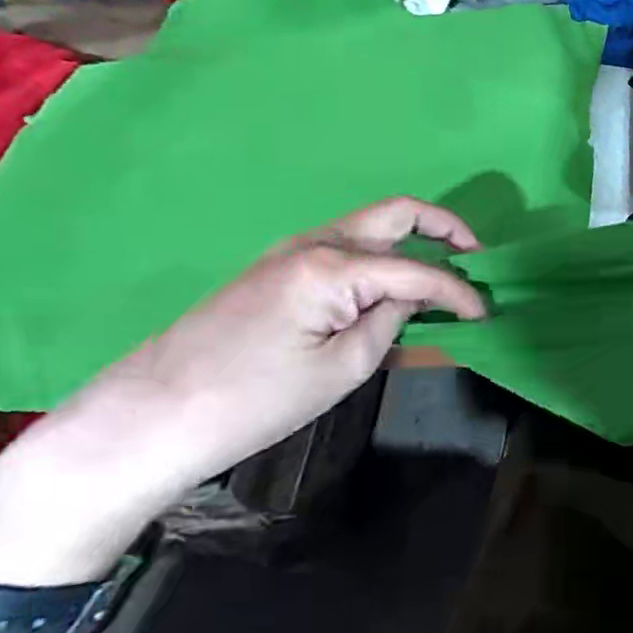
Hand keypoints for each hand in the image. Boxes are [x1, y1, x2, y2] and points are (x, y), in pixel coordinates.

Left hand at [0, 198, 485, 585]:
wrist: (146, 419)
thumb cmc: (254, 400)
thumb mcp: (344, 368)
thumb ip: (391, 322)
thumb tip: (414, 300)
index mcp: (333, 266)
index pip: (419, 272)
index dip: (460, 292)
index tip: (486, 315)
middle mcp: (314, 243)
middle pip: (397, 213)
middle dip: (446, 227)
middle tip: (477, 254)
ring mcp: (289, 252)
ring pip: (371, 227)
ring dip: (414, 241)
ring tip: (443, 274)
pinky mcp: (276, 270)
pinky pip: (346, 248)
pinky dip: (382, 257)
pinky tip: (392, 288)